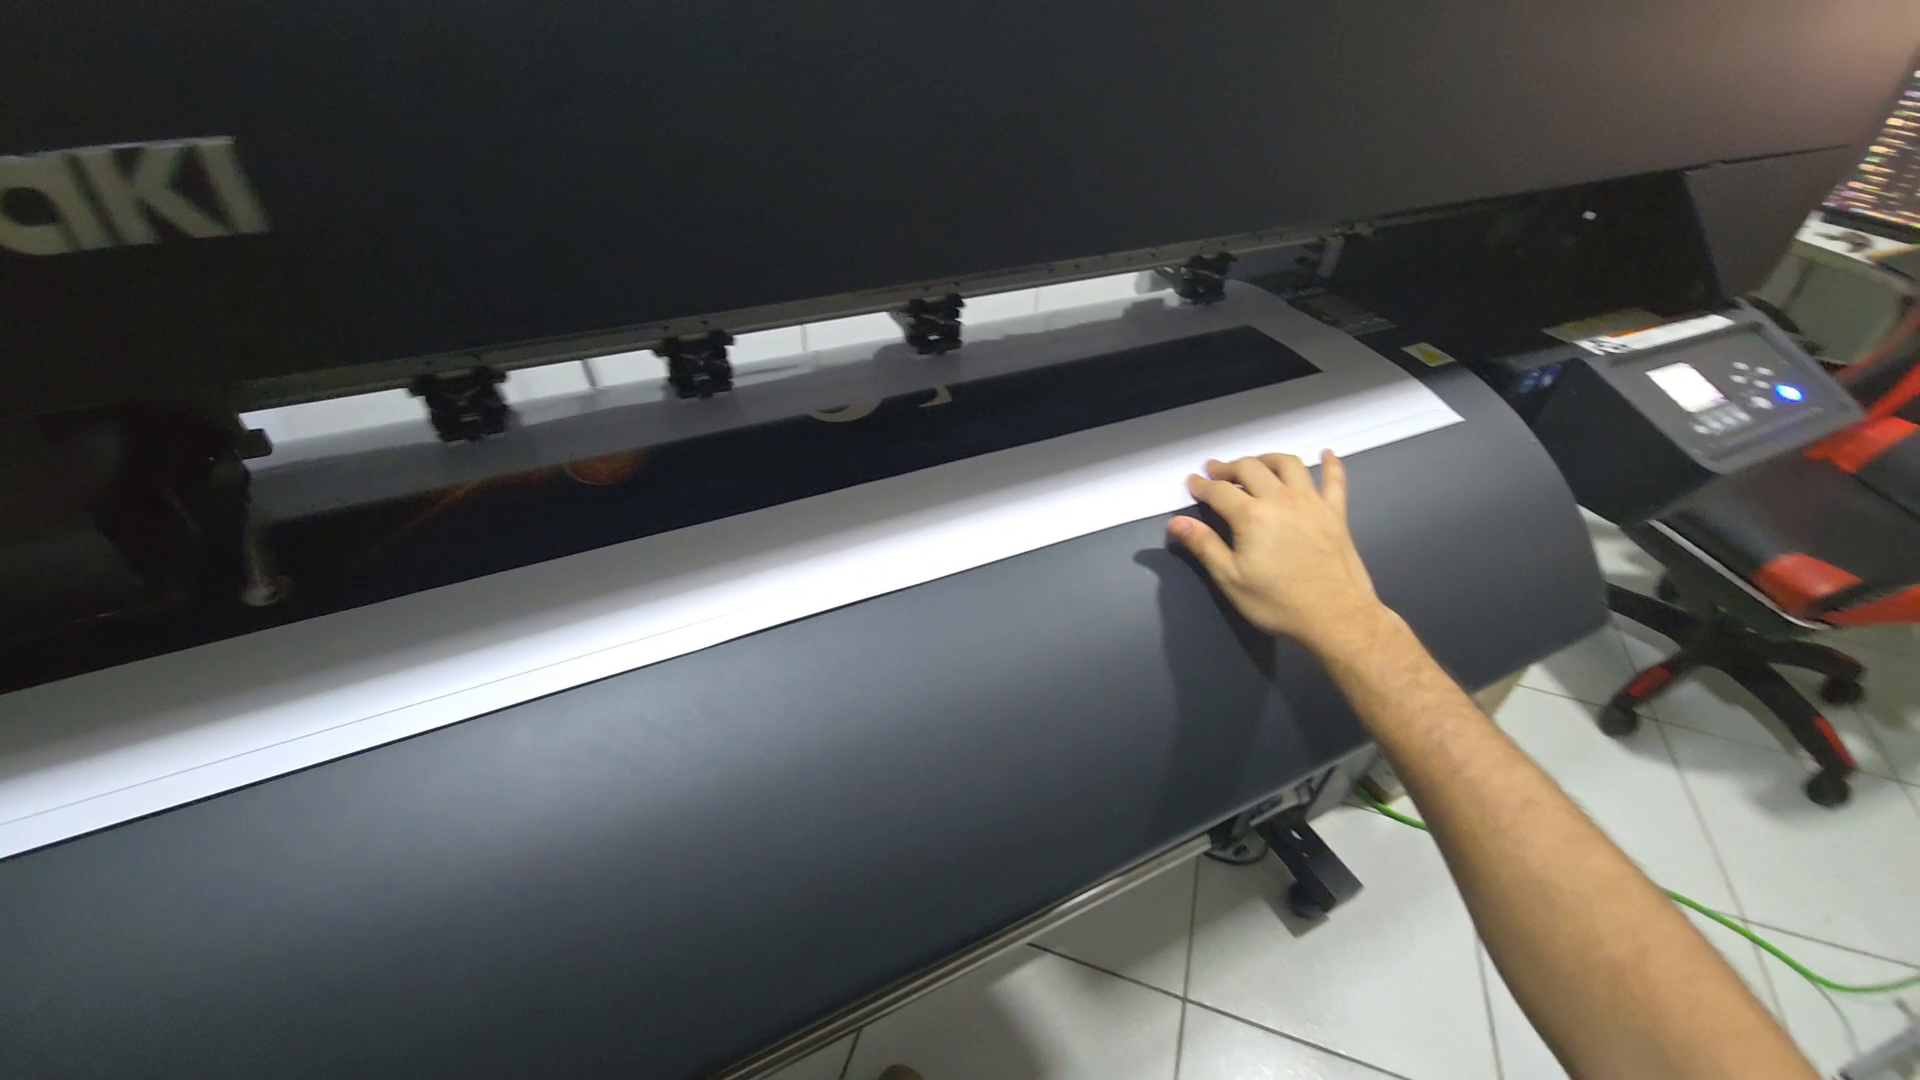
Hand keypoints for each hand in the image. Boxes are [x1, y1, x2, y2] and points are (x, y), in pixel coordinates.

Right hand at [1167, 451, 1389, 655]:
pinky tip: (1327, 454)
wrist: (1335, 616)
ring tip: (1256, 464)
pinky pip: (1335, 480)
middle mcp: (1280, 499)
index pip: (1219, 491)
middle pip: (1251, 468)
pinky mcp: (1336, 513)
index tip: (1192, 482)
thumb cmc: (1277, 602)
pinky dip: (1331, 463)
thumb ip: (1203, 545)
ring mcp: (1312, 502)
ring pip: (1288, 464)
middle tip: (1216, 471)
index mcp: (1251, 515)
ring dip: (1267, 459)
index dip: (1202, 485)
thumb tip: (1176, 522)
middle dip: (1229, 467)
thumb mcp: (1230, 578)